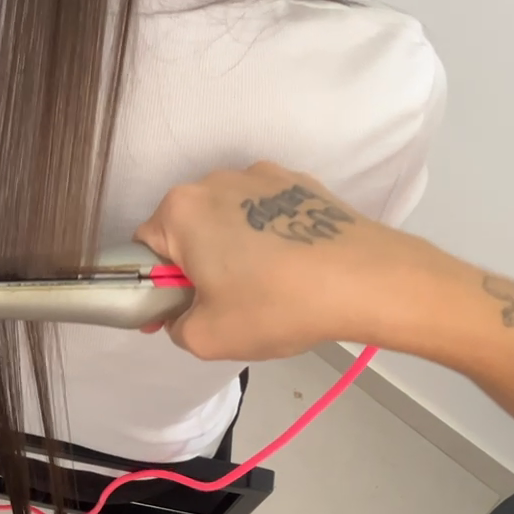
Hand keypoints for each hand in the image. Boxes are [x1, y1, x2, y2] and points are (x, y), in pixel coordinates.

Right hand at [134, 162, 443, 360]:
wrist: (370, 282)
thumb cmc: (276, 305)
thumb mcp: (204, 338)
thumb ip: (173, 326)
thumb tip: (181, 314)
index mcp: (180, 210)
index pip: (143, 248)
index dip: (154, 284)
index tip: (177, 310)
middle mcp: (214, 181)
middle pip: (185, 229)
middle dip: (193, 264)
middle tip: (221, 303)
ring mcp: (262, 175)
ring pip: (226, 219)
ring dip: (230, 248)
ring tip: (263, 286)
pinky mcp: (300, 182)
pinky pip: (264, 212)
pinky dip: (266, 237)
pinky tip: (291, 268)